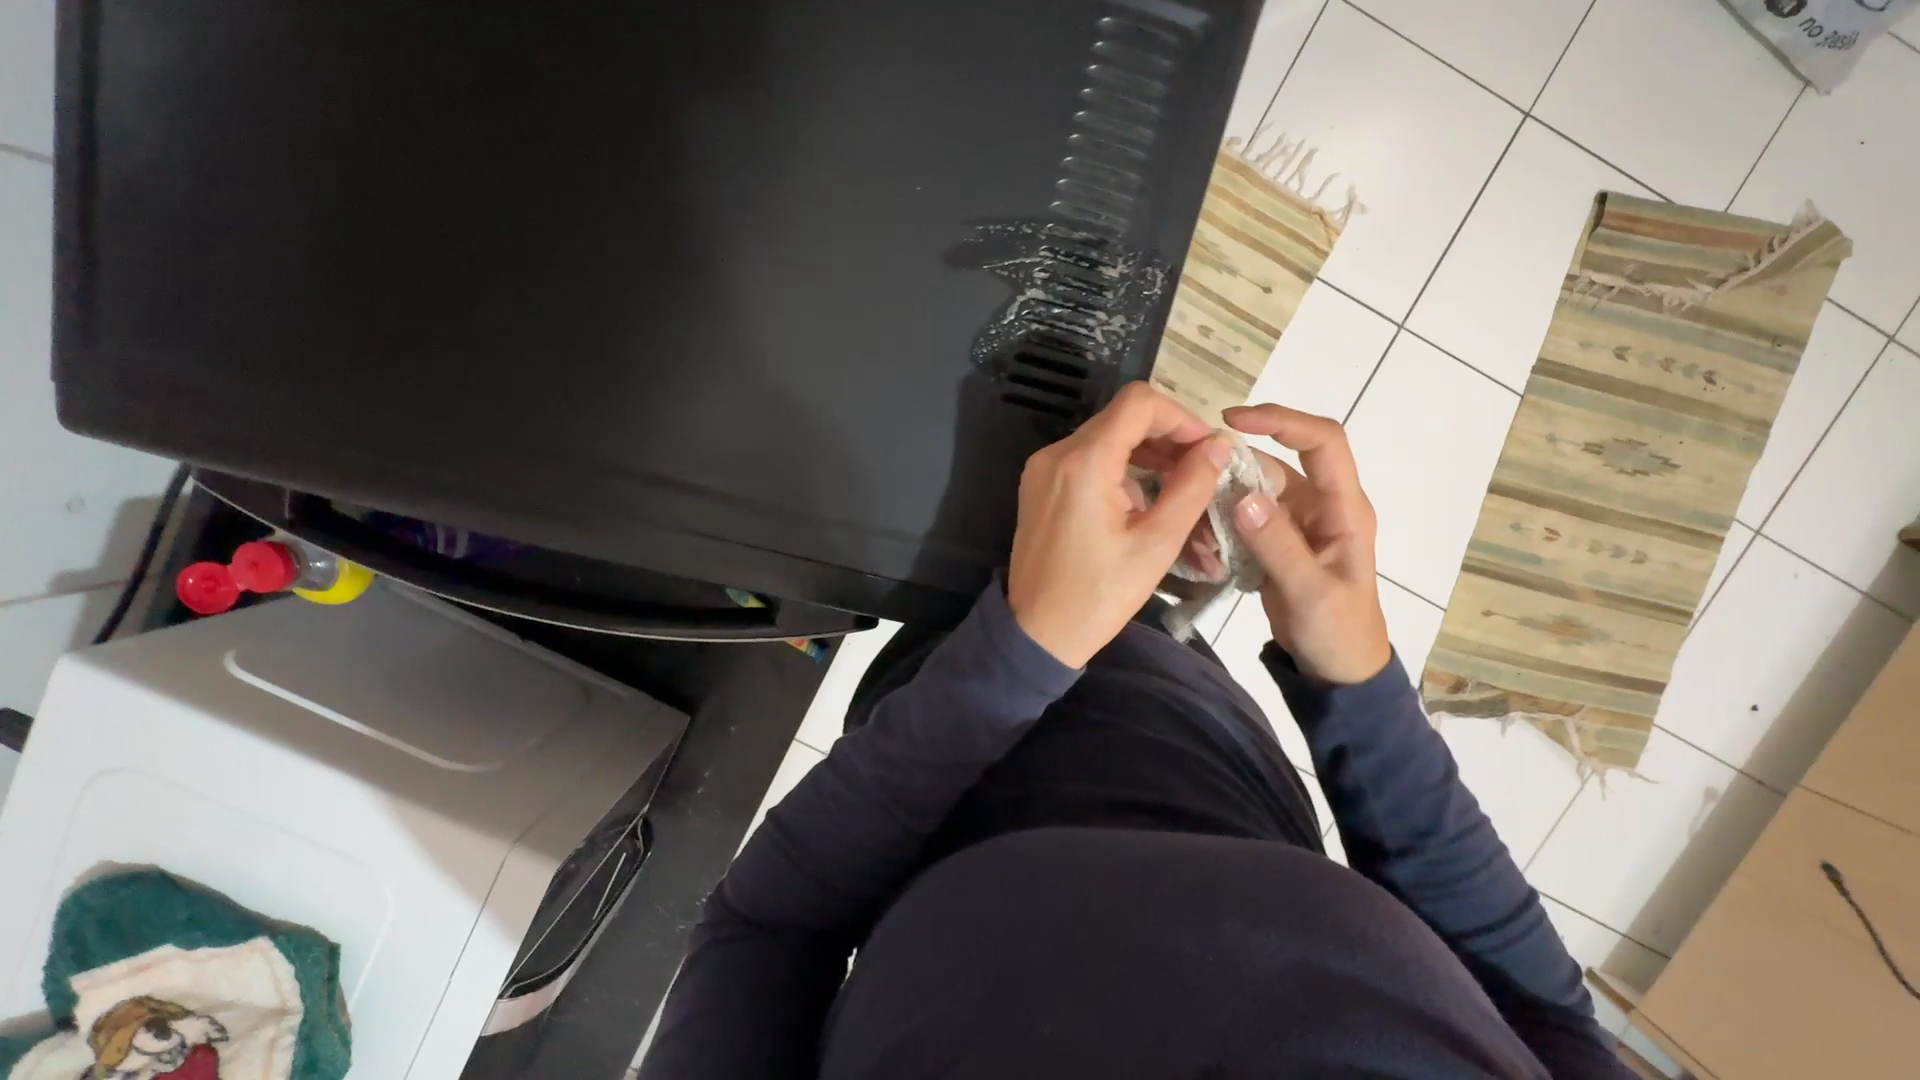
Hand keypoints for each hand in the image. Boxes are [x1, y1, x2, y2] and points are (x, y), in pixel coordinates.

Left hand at [1007, 382, 1231, 667]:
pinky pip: (1085, 460)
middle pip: (1121, 418)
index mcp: (1083, 461)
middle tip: (1201, 470)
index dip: (1181, 417)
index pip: (1139, 403)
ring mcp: (1042, 470)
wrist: (1038, 633)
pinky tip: (1142, 501)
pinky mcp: (1038, 487)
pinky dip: (1119, 469)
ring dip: (1145, 454)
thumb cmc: (1099, 595)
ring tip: (1180, 486)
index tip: (1206, 449)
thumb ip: (1191, 487)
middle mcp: (1056, 454)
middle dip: (1167, 437)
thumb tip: (1219, 448)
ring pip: (1104, 438)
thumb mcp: (1156, 544)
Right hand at [1222, 403, 1391, 684]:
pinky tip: (1203, 550)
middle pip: (1273, 465)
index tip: (1232, 421)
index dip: (1282, 421)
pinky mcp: (1275, 542)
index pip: (1322, 442)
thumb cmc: (1338, 631)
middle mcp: (1319, 505)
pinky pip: (1242, 520)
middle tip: (1189, 484)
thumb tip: (1243, 496)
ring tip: (1197, 533)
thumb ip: (1278, 545)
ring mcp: (1295, 524)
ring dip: (1221, 505)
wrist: (1338, 670)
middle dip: (1231, 471)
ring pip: (1251, 492)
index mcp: (1343, 508)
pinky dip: (1220, 528)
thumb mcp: (1311, 592)